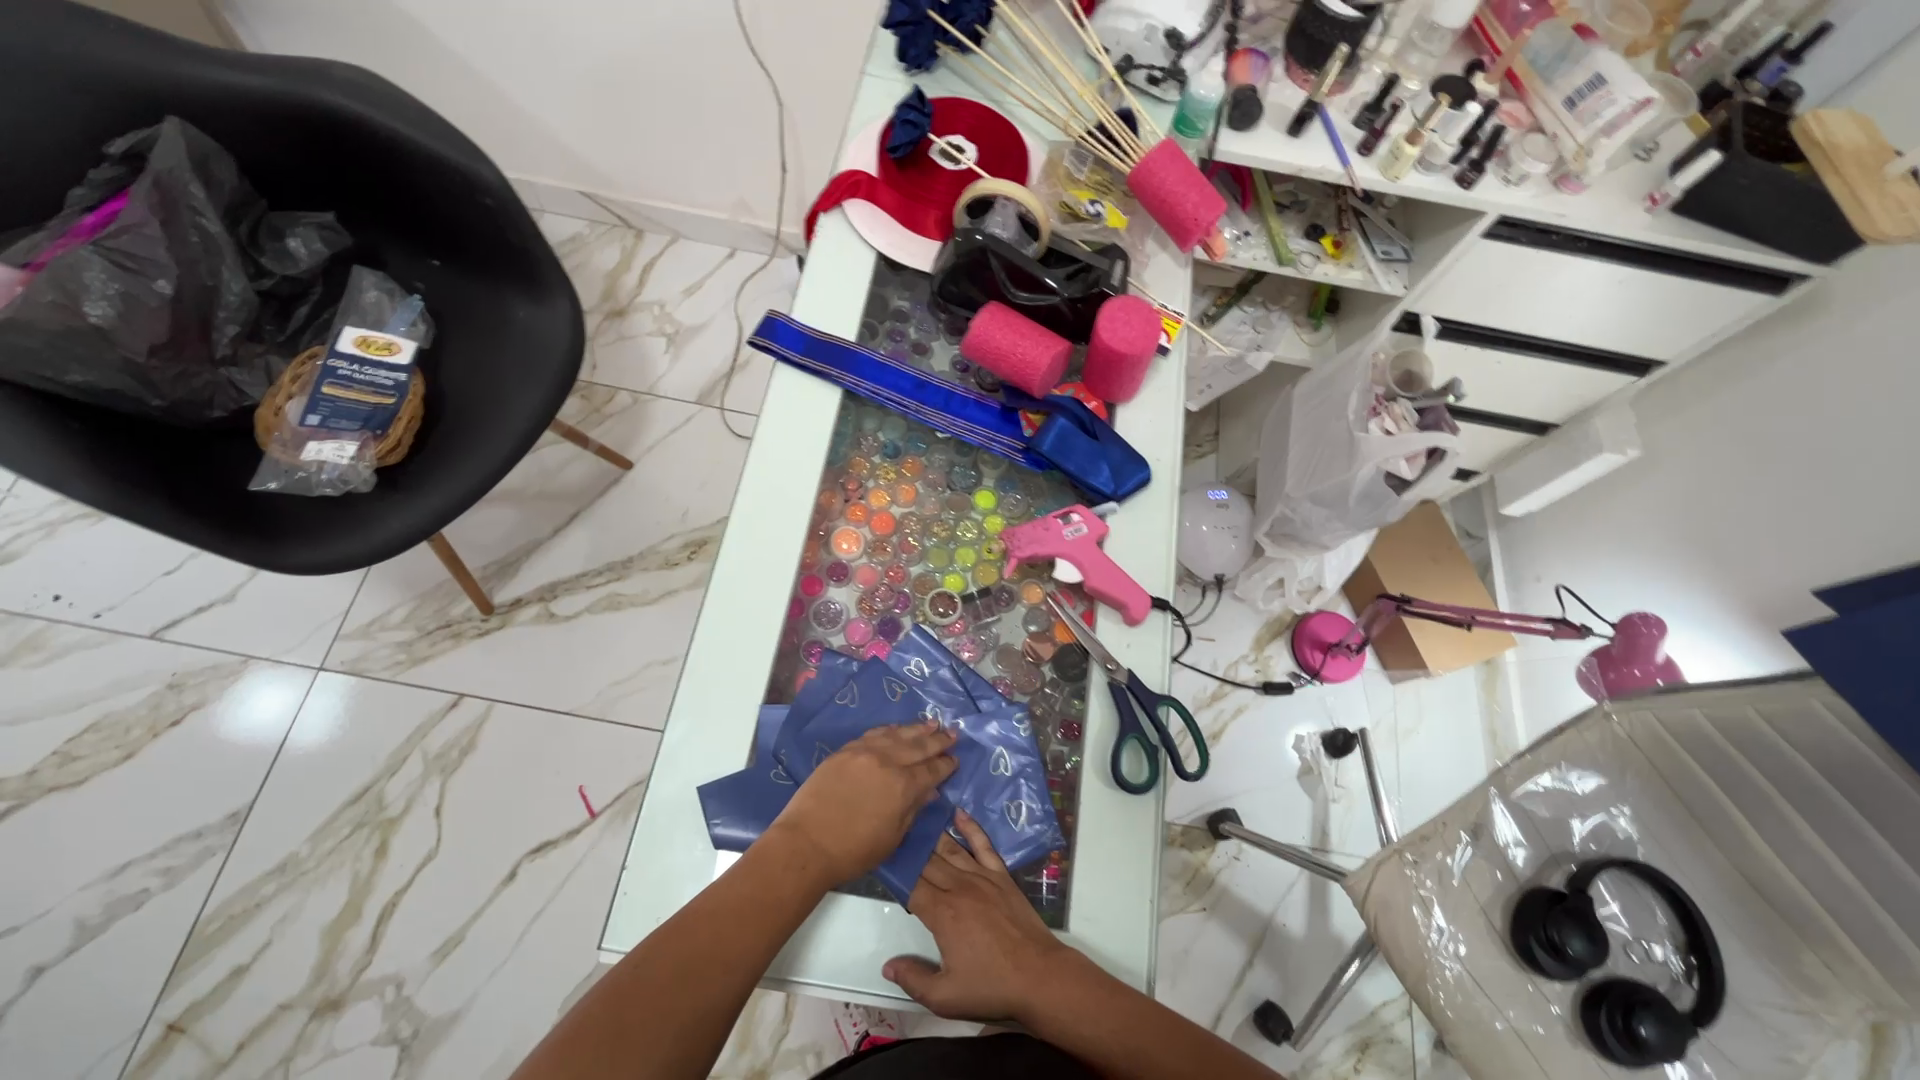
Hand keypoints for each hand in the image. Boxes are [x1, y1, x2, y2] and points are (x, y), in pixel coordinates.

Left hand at [764, 720, 956, 886]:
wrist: (806, 843)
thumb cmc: (853, 851)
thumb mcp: (892, 837)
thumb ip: (913, 810)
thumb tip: (930, 792)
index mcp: (903, 786)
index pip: (932, 770)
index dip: (946, 765)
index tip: (955, 760)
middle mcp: (887, 762)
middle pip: (918, 746)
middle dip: (938, 740)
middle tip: (952, 733)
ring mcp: (864, 752)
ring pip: (896, 734)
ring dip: (916, 729)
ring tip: (931, 723)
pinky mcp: (845, 751)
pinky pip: (874, 734)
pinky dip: (889, 730)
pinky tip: (896, 729)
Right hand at [883, 810, 1082, 1024]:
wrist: (1040, 977)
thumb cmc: (992, 988)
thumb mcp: (945, 997)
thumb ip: (913, 979)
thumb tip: (887, 966)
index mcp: (942, 914)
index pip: (910, 885)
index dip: (893, 872)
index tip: (877, 859)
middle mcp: (959, 888)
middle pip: (927, 862)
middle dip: (907, 847)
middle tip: (890, 831)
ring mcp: (983, 879)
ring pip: (951, 850)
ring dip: (932, 833)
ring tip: (915, 816)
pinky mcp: (1002, 877)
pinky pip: (984, 846)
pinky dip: (971, 828)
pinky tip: (958, 814)